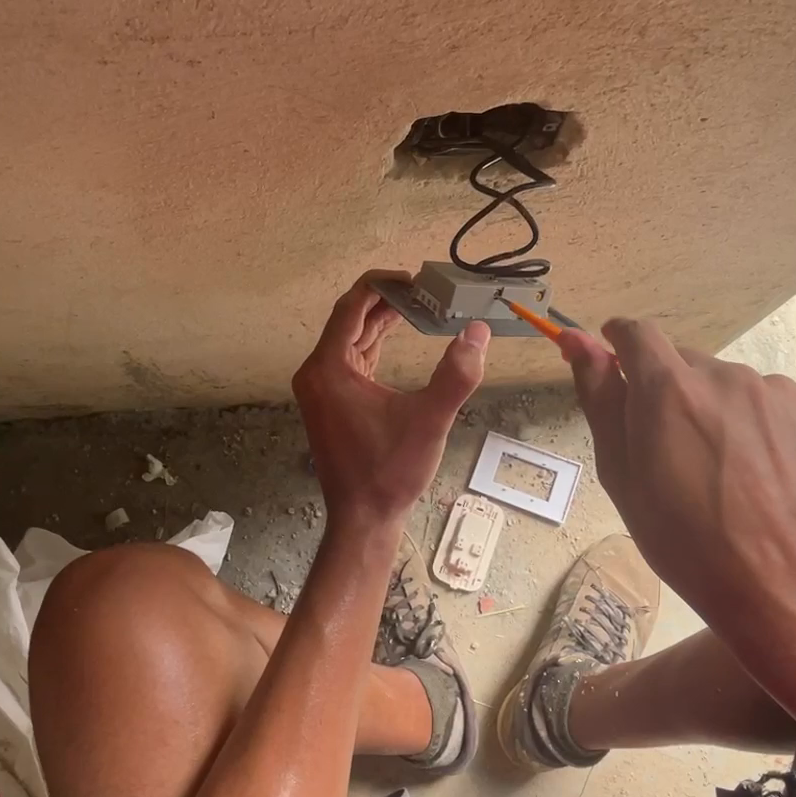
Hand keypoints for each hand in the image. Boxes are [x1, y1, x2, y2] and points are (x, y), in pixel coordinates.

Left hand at [293, 272, 489, 529]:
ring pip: (349, 339)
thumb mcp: (429, 421)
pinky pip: (350, 359)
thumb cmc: (390, 472)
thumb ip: (456, 375)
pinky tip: (394, 334)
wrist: (363, 518)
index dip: (381, 286)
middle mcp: (317, 373)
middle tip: (422, 290)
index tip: (413, 279)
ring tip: (416, 305)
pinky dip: (372, 344)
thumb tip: (478, 332)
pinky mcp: (330, 402)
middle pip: (349, 319)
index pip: (351, 308)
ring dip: (379, 321)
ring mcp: (321, 389)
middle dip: (384, 301)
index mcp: (329, 369)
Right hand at [559, 319, 795, 650]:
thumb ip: (600, 398)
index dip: (617, 344)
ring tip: (713, 469)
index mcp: (667, 389)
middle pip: (676, 361)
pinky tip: (749, 469)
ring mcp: (768, 390)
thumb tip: (577, 342)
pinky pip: (755, 398)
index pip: (635, 333)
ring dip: (703, 406)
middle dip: (661, 390)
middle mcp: (720, 374)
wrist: (785, 587)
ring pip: (717, 382)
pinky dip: (742, 419)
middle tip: (663, 450)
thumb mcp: (621, 474)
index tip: (613, 368)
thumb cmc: (684, 541)